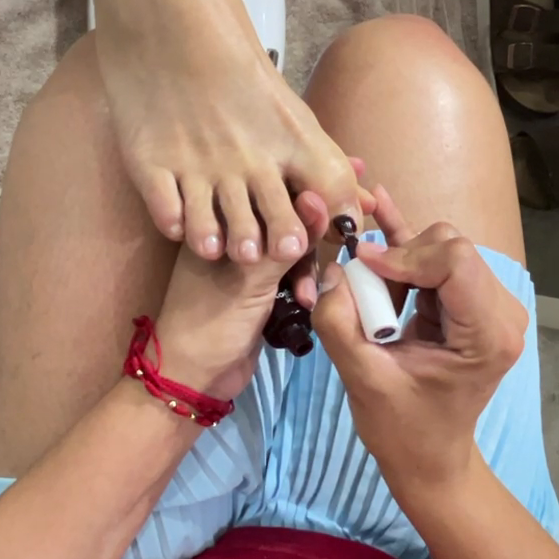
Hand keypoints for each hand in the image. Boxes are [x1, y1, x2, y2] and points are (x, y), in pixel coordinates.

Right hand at [89, 0, 358, 264]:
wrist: (166, 9)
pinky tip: (179, 220)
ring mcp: (197, 163)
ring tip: (219, 246)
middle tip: (266, 253)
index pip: (331, 195)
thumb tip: (360, 198)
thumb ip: (315, 157)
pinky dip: (177, 226)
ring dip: (223, 244)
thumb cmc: (230, 57)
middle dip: (278, 249)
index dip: (333, 231)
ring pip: (219, 232)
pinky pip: (169, 216)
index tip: (323, 240)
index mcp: (289, 136)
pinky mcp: (151, 163)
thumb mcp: (285, 105)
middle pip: (278, 226)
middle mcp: (248, 157)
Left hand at [154, 191, 332, 400]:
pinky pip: (289, 273)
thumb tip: (319, 197)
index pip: (268, 188)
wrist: (194, 378)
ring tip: (326, 277)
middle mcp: (231, 234)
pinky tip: (310, 300)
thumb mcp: (250, 277)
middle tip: (364, 212)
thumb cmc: (210, 321)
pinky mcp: (258, 289)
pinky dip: (302, 283)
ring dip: (310, 264)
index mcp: (218, 221)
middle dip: (319, 221)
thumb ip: (284, 239)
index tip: (349, 181)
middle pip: (284, 214)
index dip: (309, 185)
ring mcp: (245, 263)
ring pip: (290, 246)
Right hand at [311, 188, 528, 481]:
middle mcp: (501, 314)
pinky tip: (379, 207)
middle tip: (362, 284)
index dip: (404, 256)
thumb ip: (339, 322)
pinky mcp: (470, 302)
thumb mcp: (362, 379)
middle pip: (450, 247)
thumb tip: (331, 270)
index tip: (362, 268)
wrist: (428, 455)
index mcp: (487, 336)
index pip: (455, 262)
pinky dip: (406, 244)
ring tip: (369, 289)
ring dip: (399, 260)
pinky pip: (437, 259)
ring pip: (442, 247)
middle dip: (400, 256)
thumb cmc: (402, 428)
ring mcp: (489, 306)